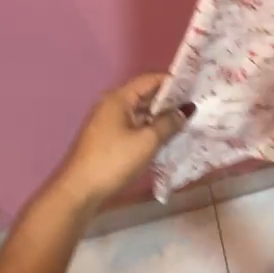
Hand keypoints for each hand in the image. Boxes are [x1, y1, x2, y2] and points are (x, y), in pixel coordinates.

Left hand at [47, 74, 191, 214]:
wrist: (78, 192)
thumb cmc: (113, 161)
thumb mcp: (147, 141)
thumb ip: (168, 123)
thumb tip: (187, 109)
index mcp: (119, 98)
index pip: (150, 80)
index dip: (172, 82)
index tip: (194, 87)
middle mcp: (111, 105)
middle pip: (144, 96)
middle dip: (168, 101)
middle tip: (194, 106)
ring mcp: (107, 123)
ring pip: (139, 113)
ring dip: (159, 117)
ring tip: (184, 122)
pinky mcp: (106, 139)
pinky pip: (133, 127)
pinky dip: (148, 129)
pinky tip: (164, 139)